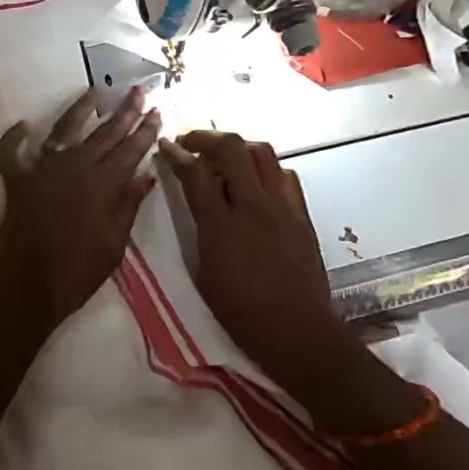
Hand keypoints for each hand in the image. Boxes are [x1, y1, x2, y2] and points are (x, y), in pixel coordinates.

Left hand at [0, 87, 160, 333]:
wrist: (27, 290)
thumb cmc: (78, 271)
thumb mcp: (115, 243)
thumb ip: (128, 205)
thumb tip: (146, 175)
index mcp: (104, 183)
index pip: (131, 149)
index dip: (146, 129)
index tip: (157, 110)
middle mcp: (75, 167)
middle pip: (105, 133)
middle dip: (124, 111)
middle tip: (137, 90)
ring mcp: (43, 171)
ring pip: (65, 130)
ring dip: (81, 109)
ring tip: (95, 91)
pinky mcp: (18, 182)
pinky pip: (12, 154)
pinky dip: (15, 139)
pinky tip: (23, 125)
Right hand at [159, 132, 354, 396]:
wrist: (299, 331)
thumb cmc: (244, 316)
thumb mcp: (206, 276)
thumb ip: (202, 233)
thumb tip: (202, 205)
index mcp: (222, 228)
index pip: (196, 176)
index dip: (177, 155)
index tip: (167, 146)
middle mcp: (253, 207)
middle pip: (232, 149)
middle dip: (207, 138)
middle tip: (192, 142)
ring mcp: (282, 207)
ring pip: (263, 154)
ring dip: (239, 148)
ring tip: (225, 156)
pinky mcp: (302, 214)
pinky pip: (285, 176)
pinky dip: (267, 170)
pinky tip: (259, 183)